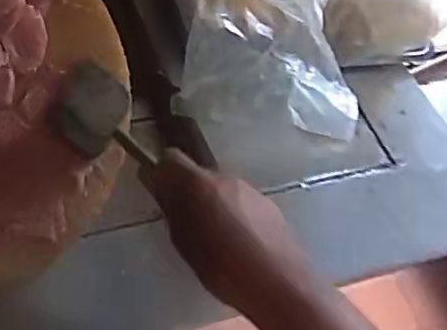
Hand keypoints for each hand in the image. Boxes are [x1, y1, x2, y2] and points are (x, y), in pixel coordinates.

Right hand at [145, 149, 372, 329]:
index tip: (163, 192)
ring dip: (217, 205)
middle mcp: (223, 176)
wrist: (286, 289)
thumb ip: (172, 210)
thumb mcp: (185, 243)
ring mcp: (250, 190)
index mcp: (197, 181)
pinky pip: (244, 204)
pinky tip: (244, 247)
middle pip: (199, 174)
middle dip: (193, 192)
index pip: (170, 157)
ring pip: (223, 190)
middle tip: (191, 223)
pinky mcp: (271, 207)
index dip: (164, 172)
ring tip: (221, 240)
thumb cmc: (225, 269)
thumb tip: (160, 184)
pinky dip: (239, 218)